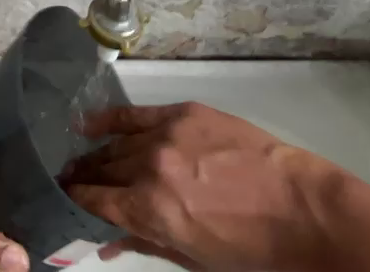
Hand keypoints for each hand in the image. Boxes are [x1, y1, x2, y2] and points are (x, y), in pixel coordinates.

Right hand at [60, 103, 340, 270]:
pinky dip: (109, 118)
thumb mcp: (196, 260)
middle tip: (68, 181)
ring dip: (96, 154)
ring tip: (82, 159)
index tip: (63, 199)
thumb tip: (106, 243)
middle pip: (103, 170)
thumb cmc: (254, 251)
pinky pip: (135, 113)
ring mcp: (166, 135)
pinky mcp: (184, 113)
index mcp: (152, 210)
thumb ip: (147, 243)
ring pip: (116, 144)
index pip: (96, 202)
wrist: (306, 212)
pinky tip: (88, 123)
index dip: (76, 201)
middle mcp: (150, 168)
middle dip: (82, 178)